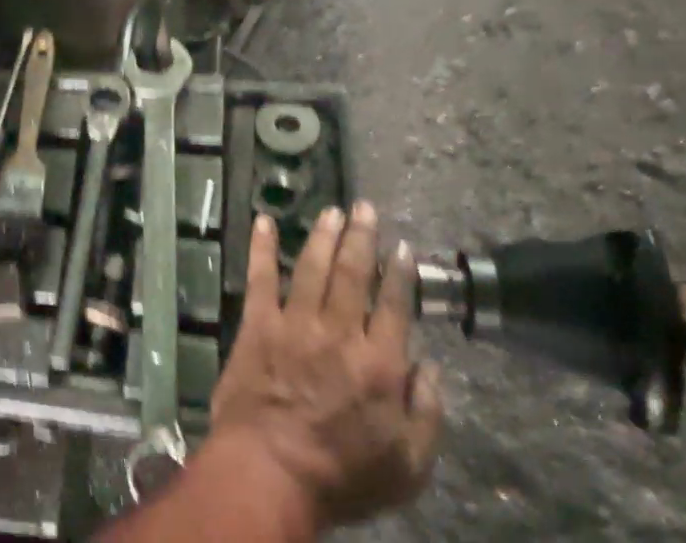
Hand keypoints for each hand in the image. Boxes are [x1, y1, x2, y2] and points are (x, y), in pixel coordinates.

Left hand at [208, 202, 443, 528]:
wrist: (270, 473)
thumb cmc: (342, 477)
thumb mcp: (410, 465)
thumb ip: (427, 413)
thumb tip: (428, 366)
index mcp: (380, 363)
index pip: (395, 304)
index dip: (400, 273)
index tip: (402, 247)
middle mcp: (340, 332)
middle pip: (354, 273)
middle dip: (361, 237)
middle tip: (364, 208)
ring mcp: (294, 324)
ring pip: (312, 267)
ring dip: (323, 235)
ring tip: (331, 211)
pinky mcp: (257, 327)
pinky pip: (259, 279)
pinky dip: (260, 248)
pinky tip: (263, 222)